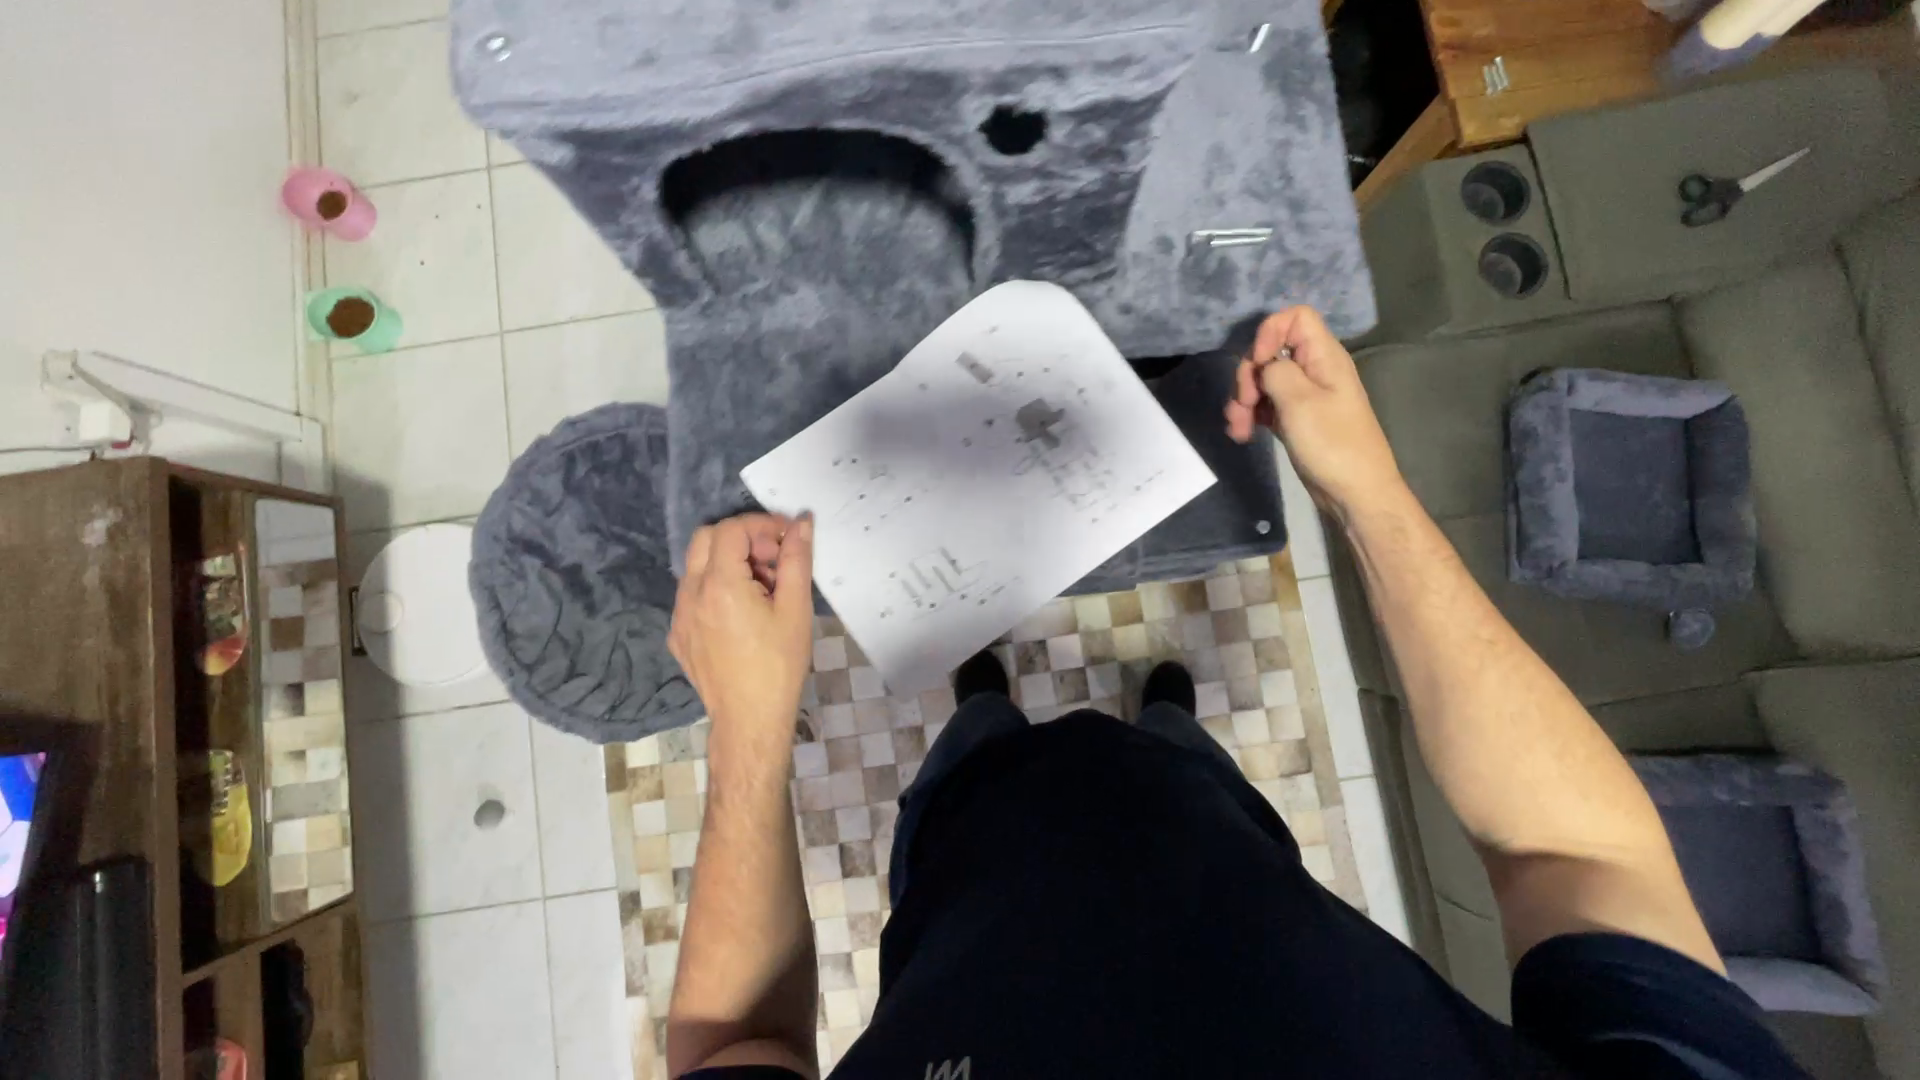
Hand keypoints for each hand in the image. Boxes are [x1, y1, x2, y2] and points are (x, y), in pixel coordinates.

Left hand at [669, 513, 815, 741]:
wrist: (749, 720)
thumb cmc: (779, 665)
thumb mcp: (795, 609)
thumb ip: (796, 559)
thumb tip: (802, 523)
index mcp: (719, 584)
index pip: (731, 529)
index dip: (762, 525)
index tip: (788, 538)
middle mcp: (690, 594)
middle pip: (706, 539)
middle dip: (742, 538)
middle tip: (774, 558)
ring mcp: (679, 616)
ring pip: (697, 567)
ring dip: (729, 562)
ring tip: (764, 588)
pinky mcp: (678, 635)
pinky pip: (693, 595)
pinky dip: (717, 588)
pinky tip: (744, 613)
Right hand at [1225, 306, 1406, 520]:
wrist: (1353, 491)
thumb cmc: (1332, 444)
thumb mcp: (1300, 402)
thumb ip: (1277, 371)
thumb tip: (1264, 365)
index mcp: (1325, 357)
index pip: (1295, 318)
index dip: (1269, 333)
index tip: (1257, 364)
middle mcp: (1315, 370)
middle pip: (1271, 352)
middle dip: (1248, 376)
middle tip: (1243, 404)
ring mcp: (1304, 395)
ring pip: (1264, 381)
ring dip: (1244, 401)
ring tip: (1237, 428)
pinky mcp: (1295, 418)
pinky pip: (1266, 404)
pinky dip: (1251, 415)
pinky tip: (1242, 433)